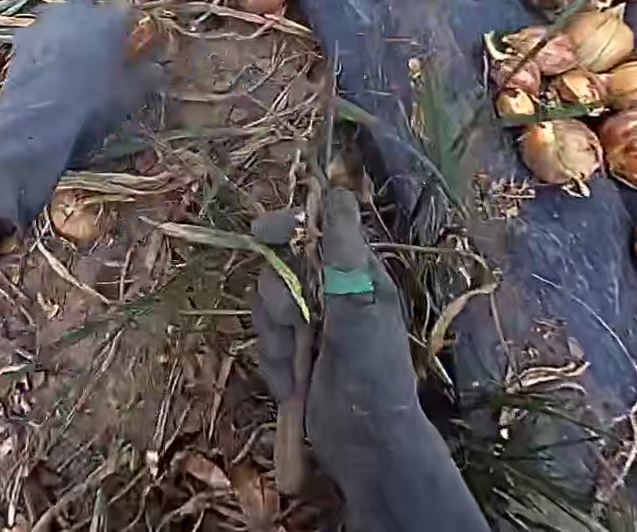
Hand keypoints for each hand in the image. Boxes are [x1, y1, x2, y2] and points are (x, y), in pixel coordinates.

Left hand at [0, 0, 156, 231]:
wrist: (38, 116)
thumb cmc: (94, 99)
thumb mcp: (129, 92)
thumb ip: (145, 75)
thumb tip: (157, 67)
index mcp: (109, 19)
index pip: (127, 5)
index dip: (130, 20)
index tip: (133, 35)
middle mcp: (77, 12)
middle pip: (89, 5)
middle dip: (95, 18)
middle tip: (102, 42)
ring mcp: (45, 24)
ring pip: (61, 17)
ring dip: (68, 29)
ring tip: (73, 54)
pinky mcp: (21, 41)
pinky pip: (39, 35)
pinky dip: (46, 45)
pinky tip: (49, 66)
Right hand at [252, 190, 487, 530]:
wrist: (367, 445)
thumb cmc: (374, 369)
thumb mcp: (360, 306)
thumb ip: (343, 252)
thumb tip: (338, 192)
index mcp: (352, 268)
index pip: (312, 227)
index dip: (285, 225)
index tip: (262, 233)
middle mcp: (328, 286)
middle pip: (279, 267)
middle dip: (281, 302)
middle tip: (297, 325)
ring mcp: (309, 319)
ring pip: (266, 305)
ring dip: (277, 339)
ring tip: (299, 365)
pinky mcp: (292, 349)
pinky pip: (264, 340)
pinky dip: (274, 364)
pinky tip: (294, 385)